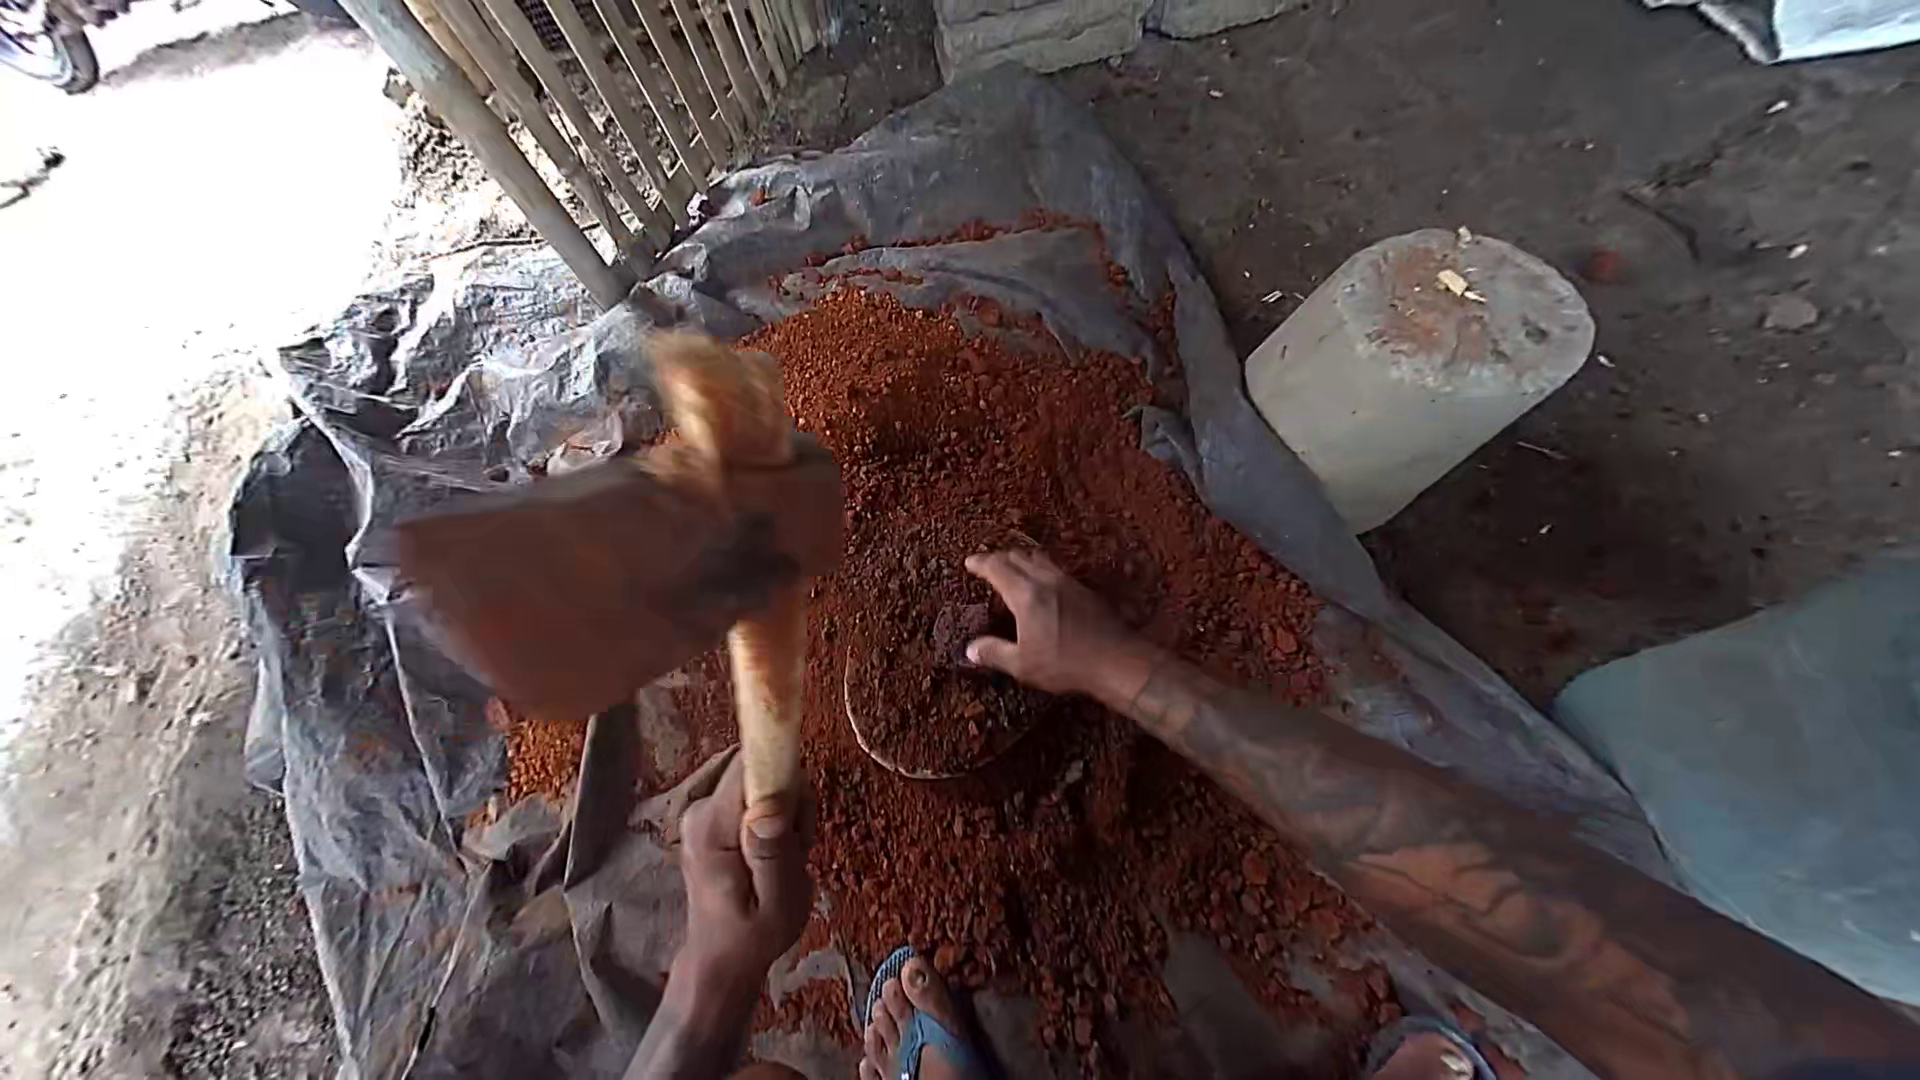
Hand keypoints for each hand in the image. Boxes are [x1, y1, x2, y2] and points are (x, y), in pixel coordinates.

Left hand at [671, 753, 814, 1019]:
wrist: (721, 961)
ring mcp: (704, 810)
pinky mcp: (713, 814)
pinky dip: (778, 817)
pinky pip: (759, 794)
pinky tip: (777, 852)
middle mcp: (701, 809)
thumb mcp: (777, 902)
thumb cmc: (752, 938)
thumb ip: (773, 851)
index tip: (799, 818)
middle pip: (762, 770)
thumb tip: (771, 804)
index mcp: (712, 826)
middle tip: (797, 848)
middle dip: (791, 801)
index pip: (751, 763)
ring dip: (788, 812)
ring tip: (788, 856)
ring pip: (765, 781)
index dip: (785, 776)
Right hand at [962, 549, 1164, 707]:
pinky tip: (1042, 581)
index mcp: (1026, 595)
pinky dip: (1039, 567)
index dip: (981, 562)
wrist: (1116, 660)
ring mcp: (1067, 582)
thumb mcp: (1023, 664)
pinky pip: (1054, 568)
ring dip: (1020, 558)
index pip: (997, 568)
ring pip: (1038, 558)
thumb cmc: (1066, 664)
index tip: (970, 562)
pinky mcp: (1083, 590)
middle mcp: (1045, 581)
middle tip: (986, 563)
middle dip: (998, 557)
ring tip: (1012, 565)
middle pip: (1017, 557)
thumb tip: (970, 650)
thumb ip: (994, 653)